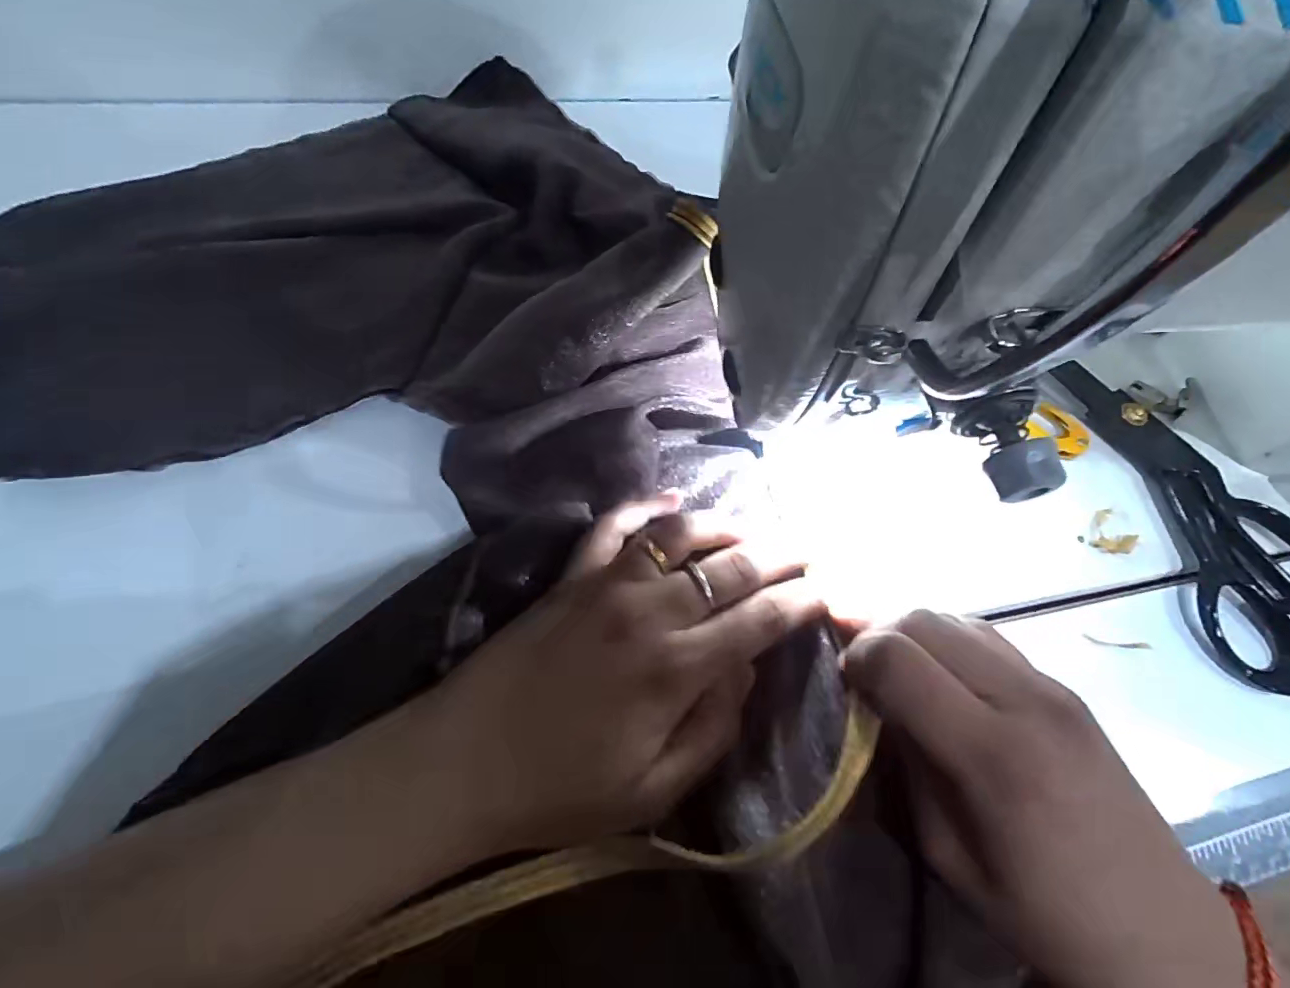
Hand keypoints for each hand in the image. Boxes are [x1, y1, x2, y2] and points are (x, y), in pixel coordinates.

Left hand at [415, 496, 827, 853]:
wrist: (464, 759)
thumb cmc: (561, 788)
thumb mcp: (653, 789)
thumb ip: (712, 727)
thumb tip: (746, 670)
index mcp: (674, 669)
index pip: (757, 620)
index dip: (799, 601)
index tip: (825, 591)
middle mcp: (646, 611)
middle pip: (727, 568)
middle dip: (777, 555)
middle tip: (805, 549)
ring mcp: (603, 585)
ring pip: (676, 534)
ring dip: (721, 524)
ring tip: (751, 526)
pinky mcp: (568, 577)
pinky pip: (611, 526)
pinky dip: (643, 506)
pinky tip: (669, 499)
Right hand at [842, 612, 1245, 987]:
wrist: (1160, 930)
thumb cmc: (1039, 908)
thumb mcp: (944, 850)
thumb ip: (904, 763)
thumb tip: (872, 703)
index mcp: (991, 752)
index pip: (895, 657)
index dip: (855, 658)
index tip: (846, 686)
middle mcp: (1024, 700)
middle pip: (919, 619)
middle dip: (875, 635)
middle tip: (863, 674)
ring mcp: (1051, 686)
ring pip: (952, 616)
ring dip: (911, 633)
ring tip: (899, 672)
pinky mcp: (1064, 687)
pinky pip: (986, 635)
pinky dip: (947, 640)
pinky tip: (942, 675)